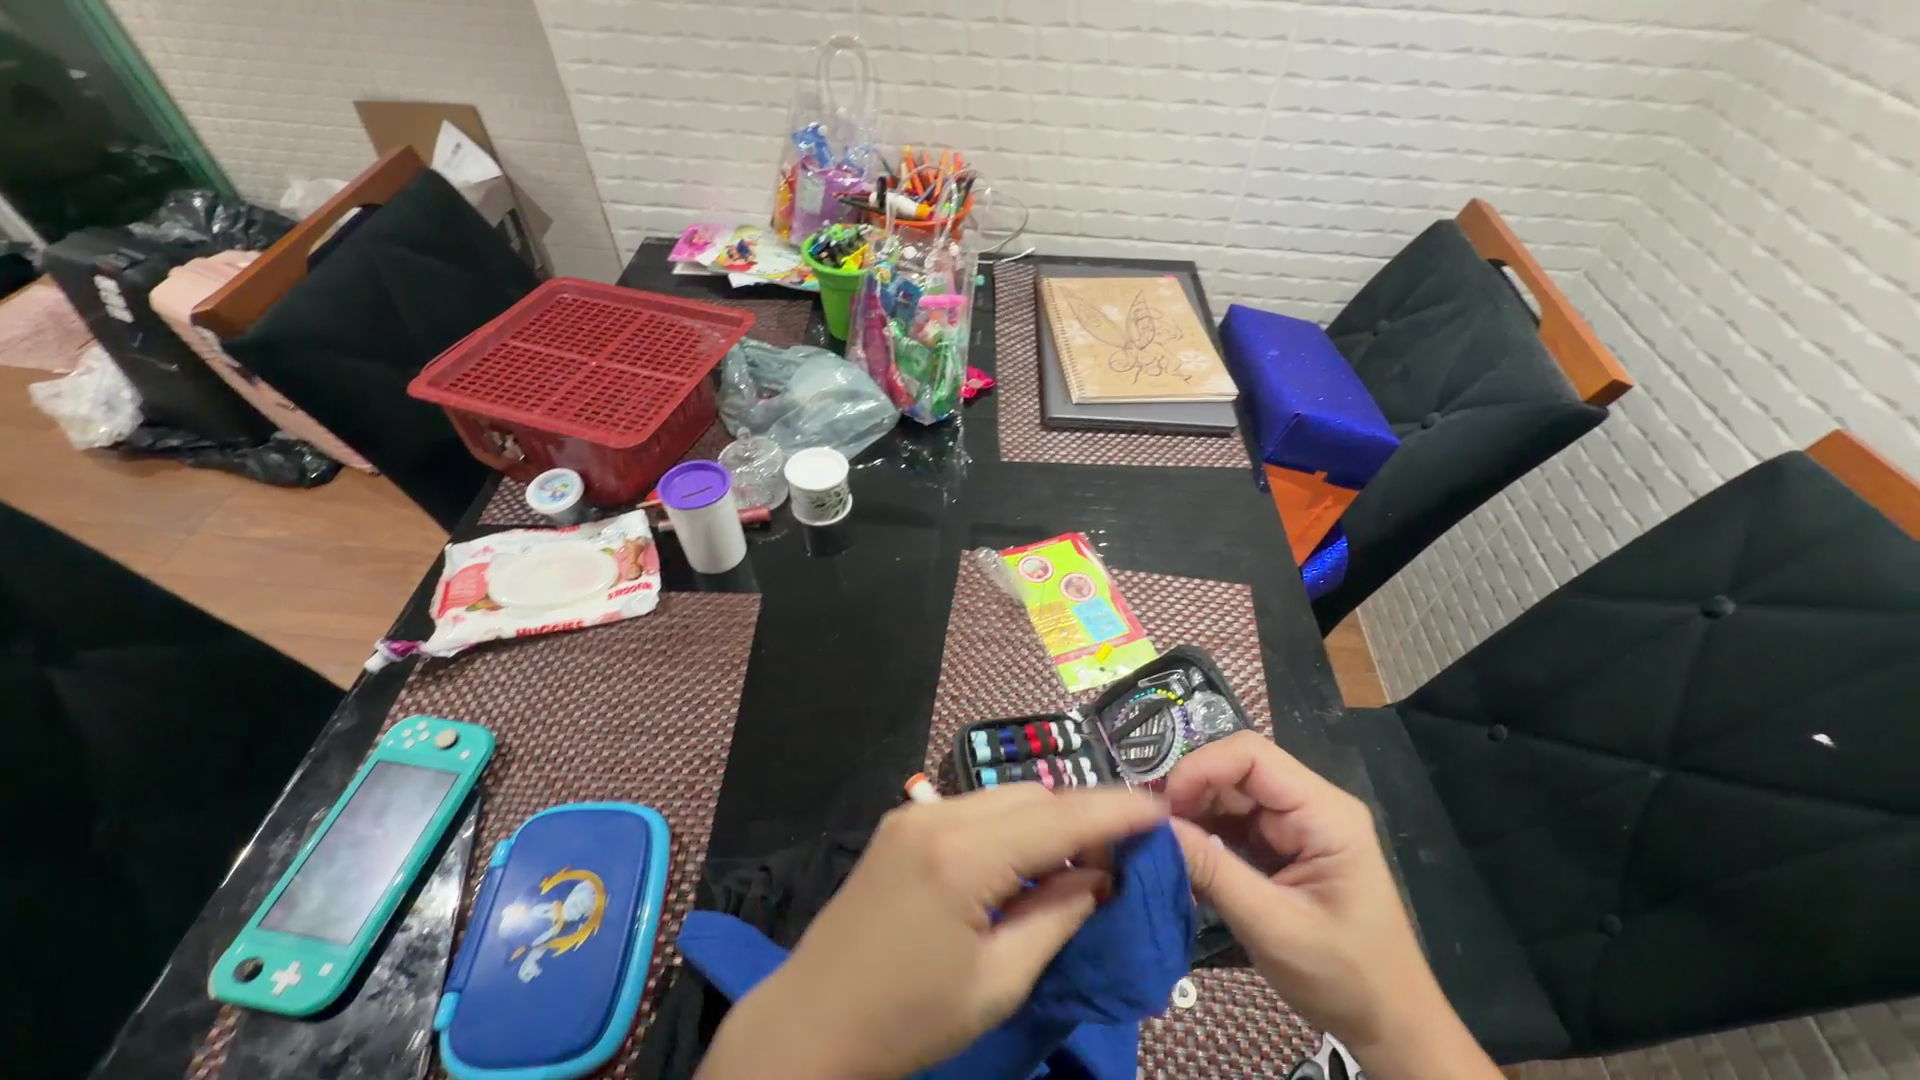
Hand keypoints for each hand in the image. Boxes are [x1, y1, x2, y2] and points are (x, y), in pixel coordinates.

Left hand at [696, 784, 1166, 1079]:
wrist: (810, 1023)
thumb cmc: (908, 1019)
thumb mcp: (997, 983)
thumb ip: (1056, 918)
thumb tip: (1099, 877)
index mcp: (962, 856)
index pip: (1058, 819)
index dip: (1115, 812)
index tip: (1162, 812)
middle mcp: (936, 815)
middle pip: (1033, 797)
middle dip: (1083, 817)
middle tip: (1122, 855)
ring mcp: (913, 813)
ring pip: (1004, 797)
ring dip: (1047, 819)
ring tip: (1080, 860)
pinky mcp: (900, 824)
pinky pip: (974, 809)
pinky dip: (1011, 825)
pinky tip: (1026, 860)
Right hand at [1167, 732, 1498, 1079]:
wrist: (1390, 1024)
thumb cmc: (1345, 977)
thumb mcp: (1274, 927)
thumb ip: (1213, 872)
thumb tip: (1153, 827)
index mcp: (1325, 813)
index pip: (1252, 756)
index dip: (1201, 768)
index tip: (1162, 807)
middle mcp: (1311, 806)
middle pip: (1237, 771)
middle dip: (1191, 793)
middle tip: (1152, 831)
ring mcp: (1296, 827)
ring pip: (1230, 796)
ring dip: (1193, 816)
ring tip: (1162, 848)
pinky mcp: (1282, 849)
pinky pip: (1233, 825)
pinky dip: (1204, 838)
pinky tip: (1183, 860)